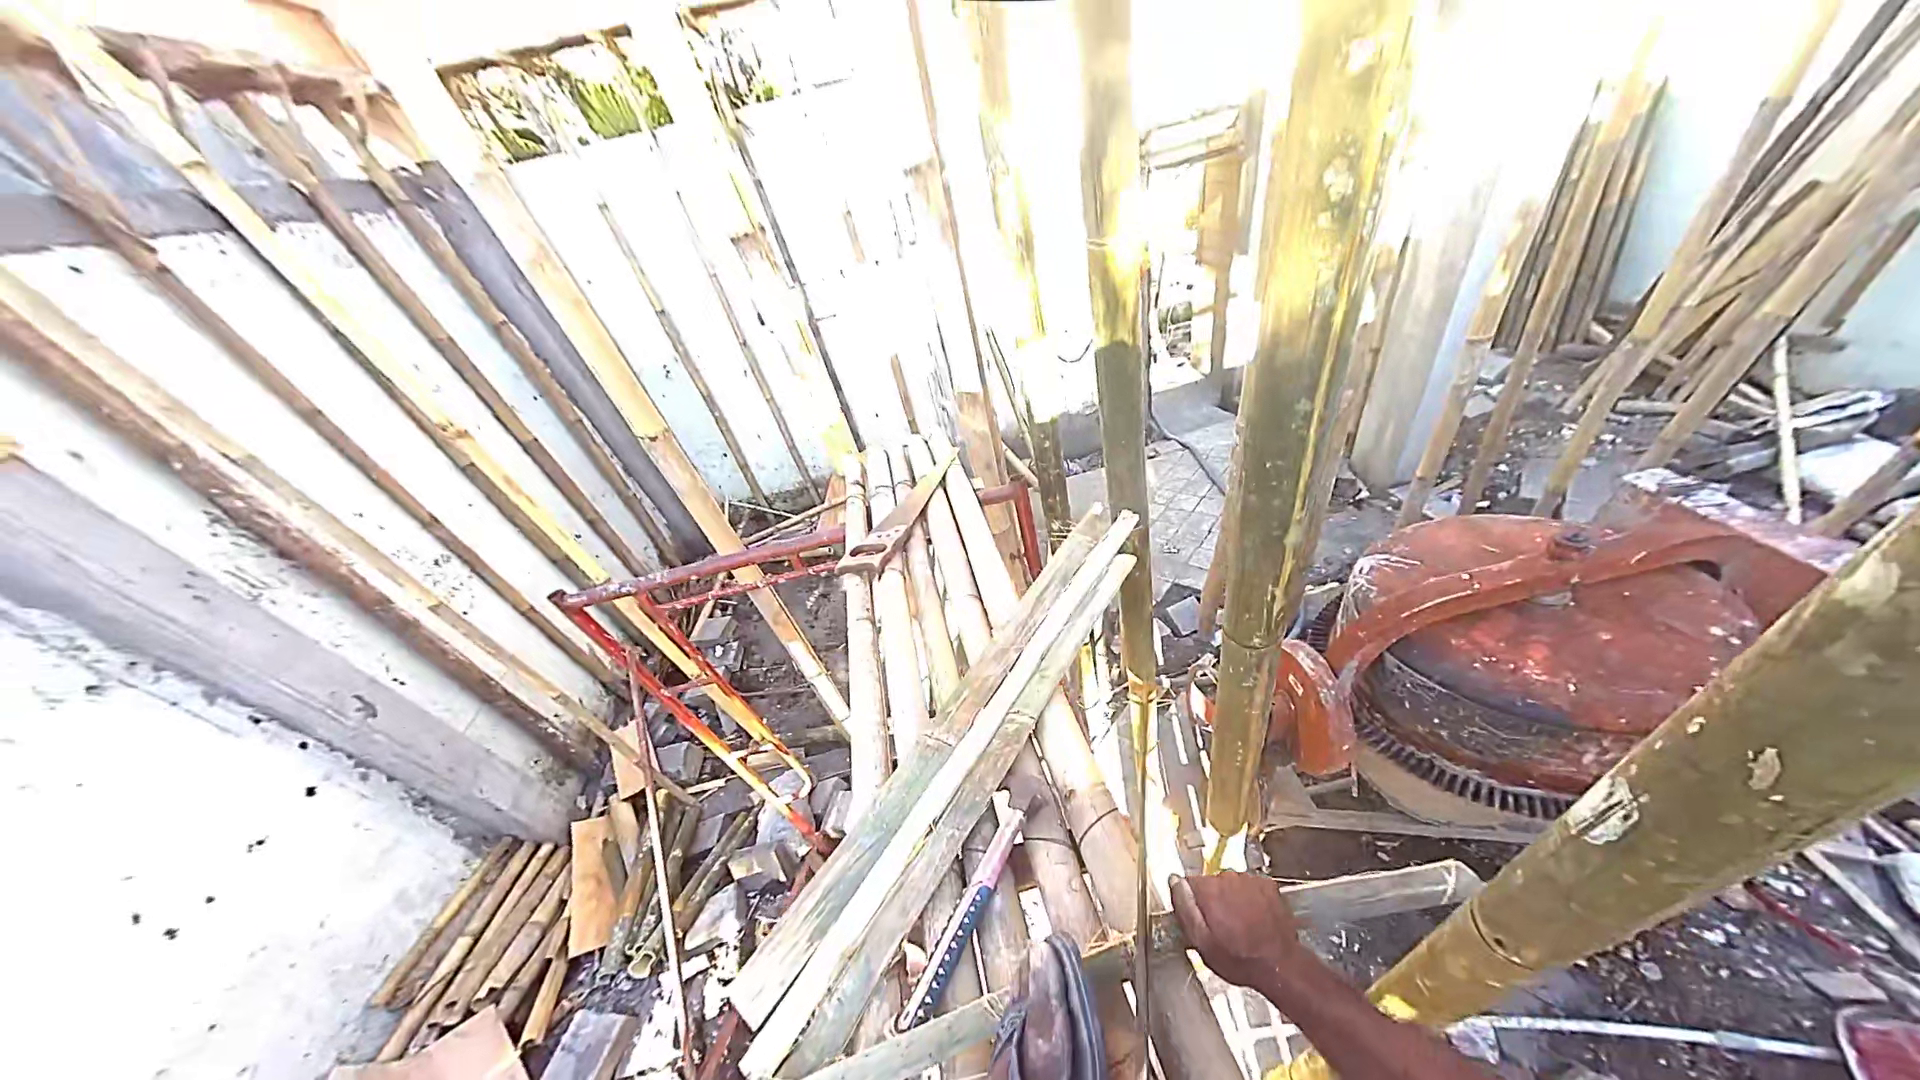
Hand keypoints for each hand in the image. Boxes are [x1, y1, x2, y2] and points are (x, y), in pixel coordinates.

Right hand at [1170, 871, 1308, 990]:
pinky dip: (1250, 898)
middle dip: (1212, 901)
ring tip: (1240, 925)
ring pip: (1230, 884)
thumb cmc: (1241, 959)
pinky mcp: (1267, 885)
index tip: (1199, 920)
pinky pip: (1250, 886)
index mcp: (1208, 889)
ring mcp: (1249, 880)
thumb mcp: (1201, 942)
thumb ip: (1184, 908)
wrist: (1282, 966)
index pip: (1187, 883)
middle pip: (1210, 883)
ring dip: (1232, 899)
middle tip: (1221, 928)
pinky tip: (1255, 919)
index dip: (1191, 903)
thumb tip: (1174, 882)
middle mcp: (1227, 877)